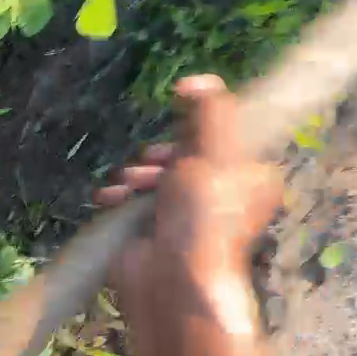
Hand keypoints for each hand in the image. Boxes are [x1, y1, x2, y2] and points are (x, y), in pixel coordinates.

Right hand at [94, 75, 280, 355]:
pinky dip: (114, 197)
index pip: (218, 139)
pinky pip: (125, 201)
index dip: (194, 131)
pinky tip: (110, 200)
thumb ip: (210, 109)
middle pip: (178, 154)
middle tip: (153, 164)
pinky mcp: (144, 230)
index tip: (180, 130)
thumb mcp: (217, 149)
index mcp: (247, 175)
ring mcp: (177, 214)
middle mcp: (215, 194)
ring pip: (147, 176)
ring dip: (132, 175)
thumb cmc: (205, 214)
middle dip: (157, 155)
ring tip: (127, 188)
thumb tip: (194, 80)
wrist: (172, 275)